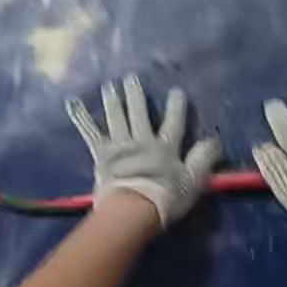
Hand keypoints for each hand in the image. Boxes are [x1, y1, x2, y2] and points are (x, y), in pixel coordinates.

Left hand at [66, 76, 221, 226]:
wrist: (132, 208)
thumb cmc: (165, 198)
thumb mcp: (193, 181)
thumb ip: (203, 159)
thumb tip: (213, 139)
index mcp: (165, 147)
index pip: (174, 123)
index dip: (176, 107)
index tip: (176, 91)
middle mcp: (141, 141)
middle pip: (139, 114)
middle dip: (136, 95)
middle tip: (131, 78)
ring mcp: (119, 145)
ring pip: (116, 118)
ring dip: (113, 101)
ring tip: (109, 86)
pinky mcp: (100, 153)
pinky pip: (89, 132)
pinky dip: (81, 118)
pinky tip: (73, 104)